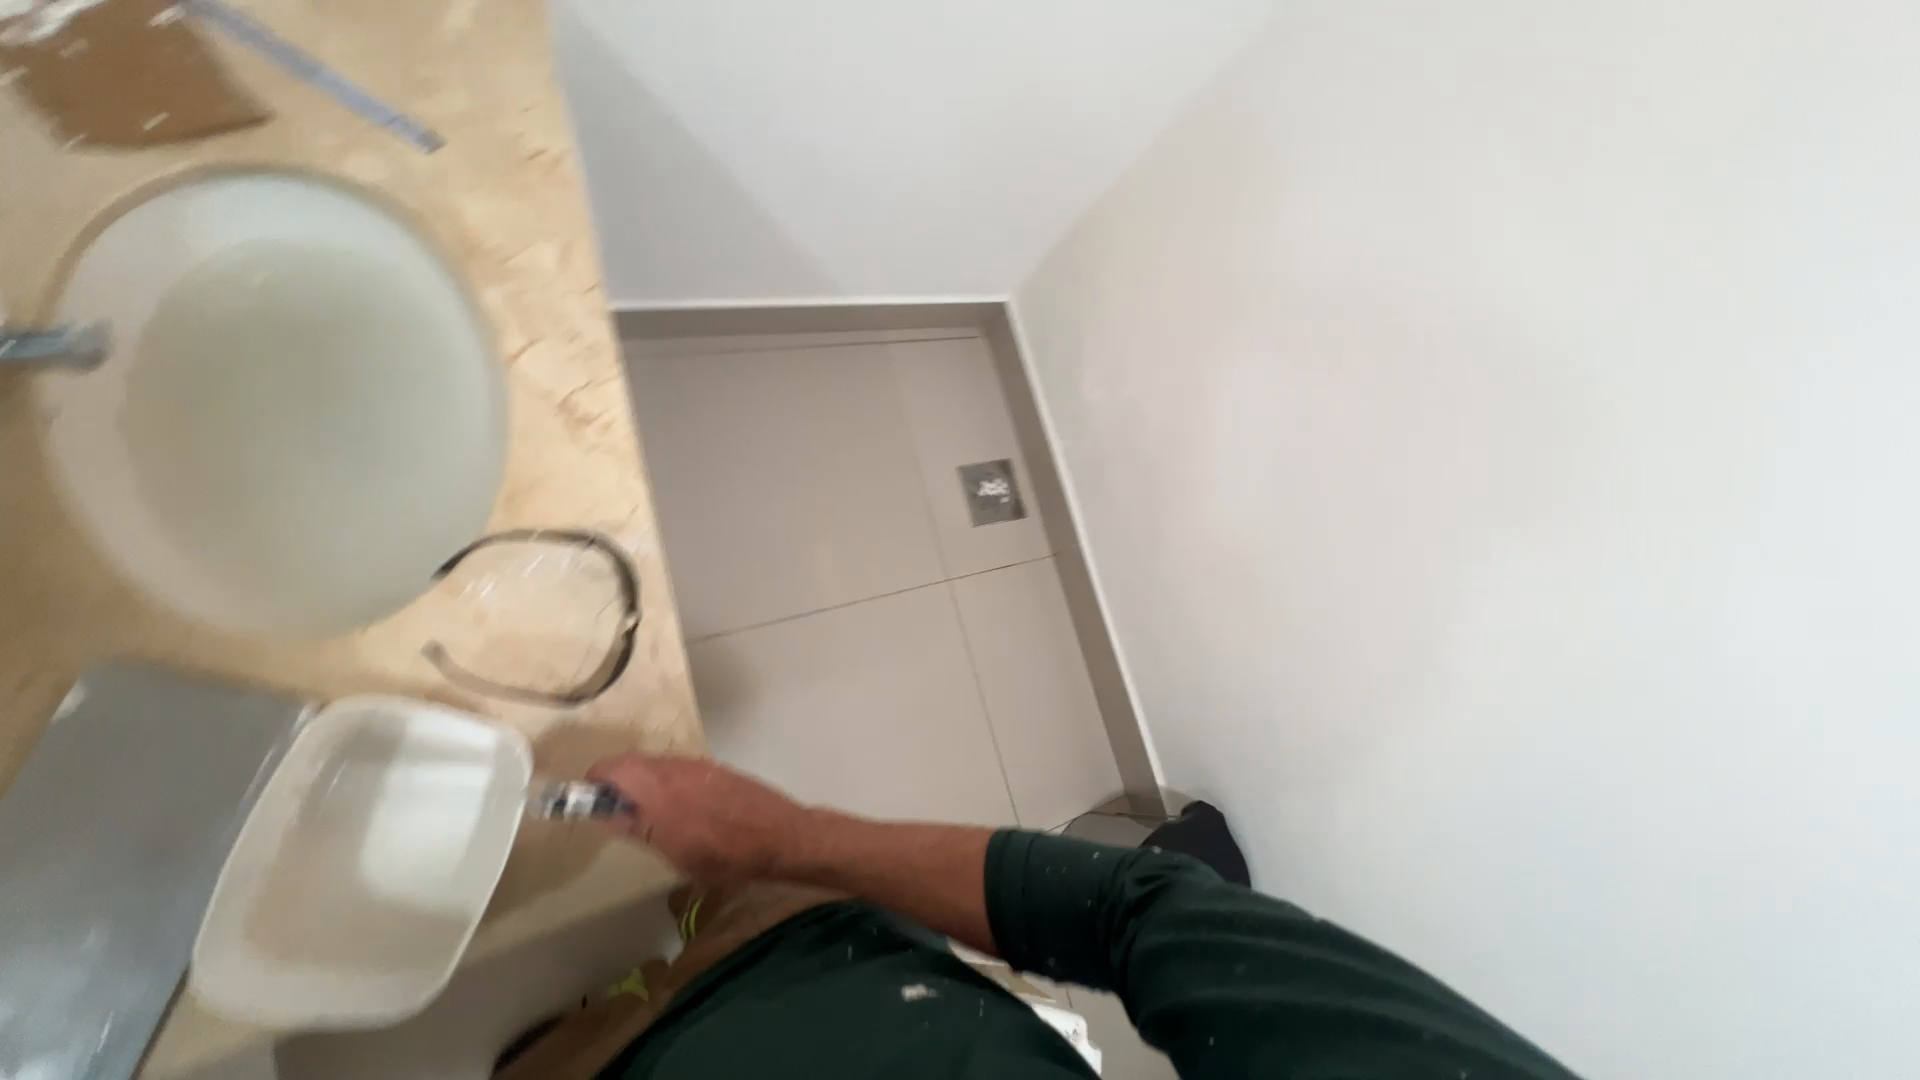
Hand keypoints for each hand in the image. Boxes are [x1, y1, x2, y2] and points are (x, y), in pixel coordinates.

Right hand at [586, 753, 814, 882]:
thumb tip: (608, 815)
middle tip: (616, 814)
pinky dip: (668, 785)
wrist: (780, 836)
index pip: (613, 767)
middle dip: (618, 784)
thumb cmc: (724, 855)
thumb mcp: (673, 852)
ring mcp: (700, 766)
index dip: (595, 781)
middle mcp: (678, 768)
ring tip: (647, 817)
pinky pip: (681, 770)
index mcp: (659, 788)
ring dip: (644, 784)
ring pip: (658, 766)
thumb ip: (638, 828)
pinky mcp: (718, 770)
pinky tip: (678, 812)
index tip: (589, 801)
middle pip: (634, 763)